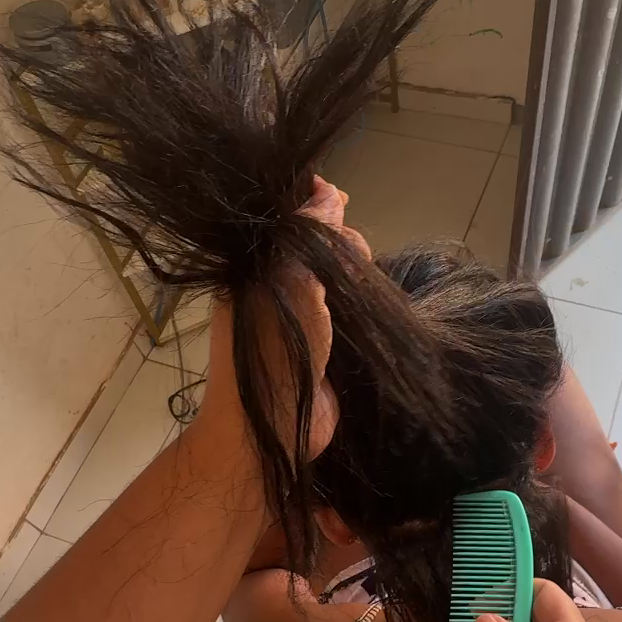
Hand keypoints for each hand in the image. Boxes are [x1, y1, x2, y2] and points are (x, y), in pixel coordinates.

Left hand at [194, 176, 369, 459]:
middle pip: (315, 246)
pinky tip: (370, 299)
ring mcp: (297, 317)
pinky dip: (360, 301)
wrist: (272, 431)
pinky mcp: (321, 344)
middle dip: (340, 241)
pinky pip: (344, 309)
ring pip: (334, 277)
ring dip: (354, 273)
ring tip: (362, 278)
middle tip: (353, 256)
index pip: (287, 222)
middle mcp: (271, 288)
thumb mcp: (289, 284)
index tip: (341, 203)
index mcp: (251, 270)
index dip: (315, 207)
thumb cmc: (271, 354)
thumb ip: (307, 238)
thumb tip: (325, 190)